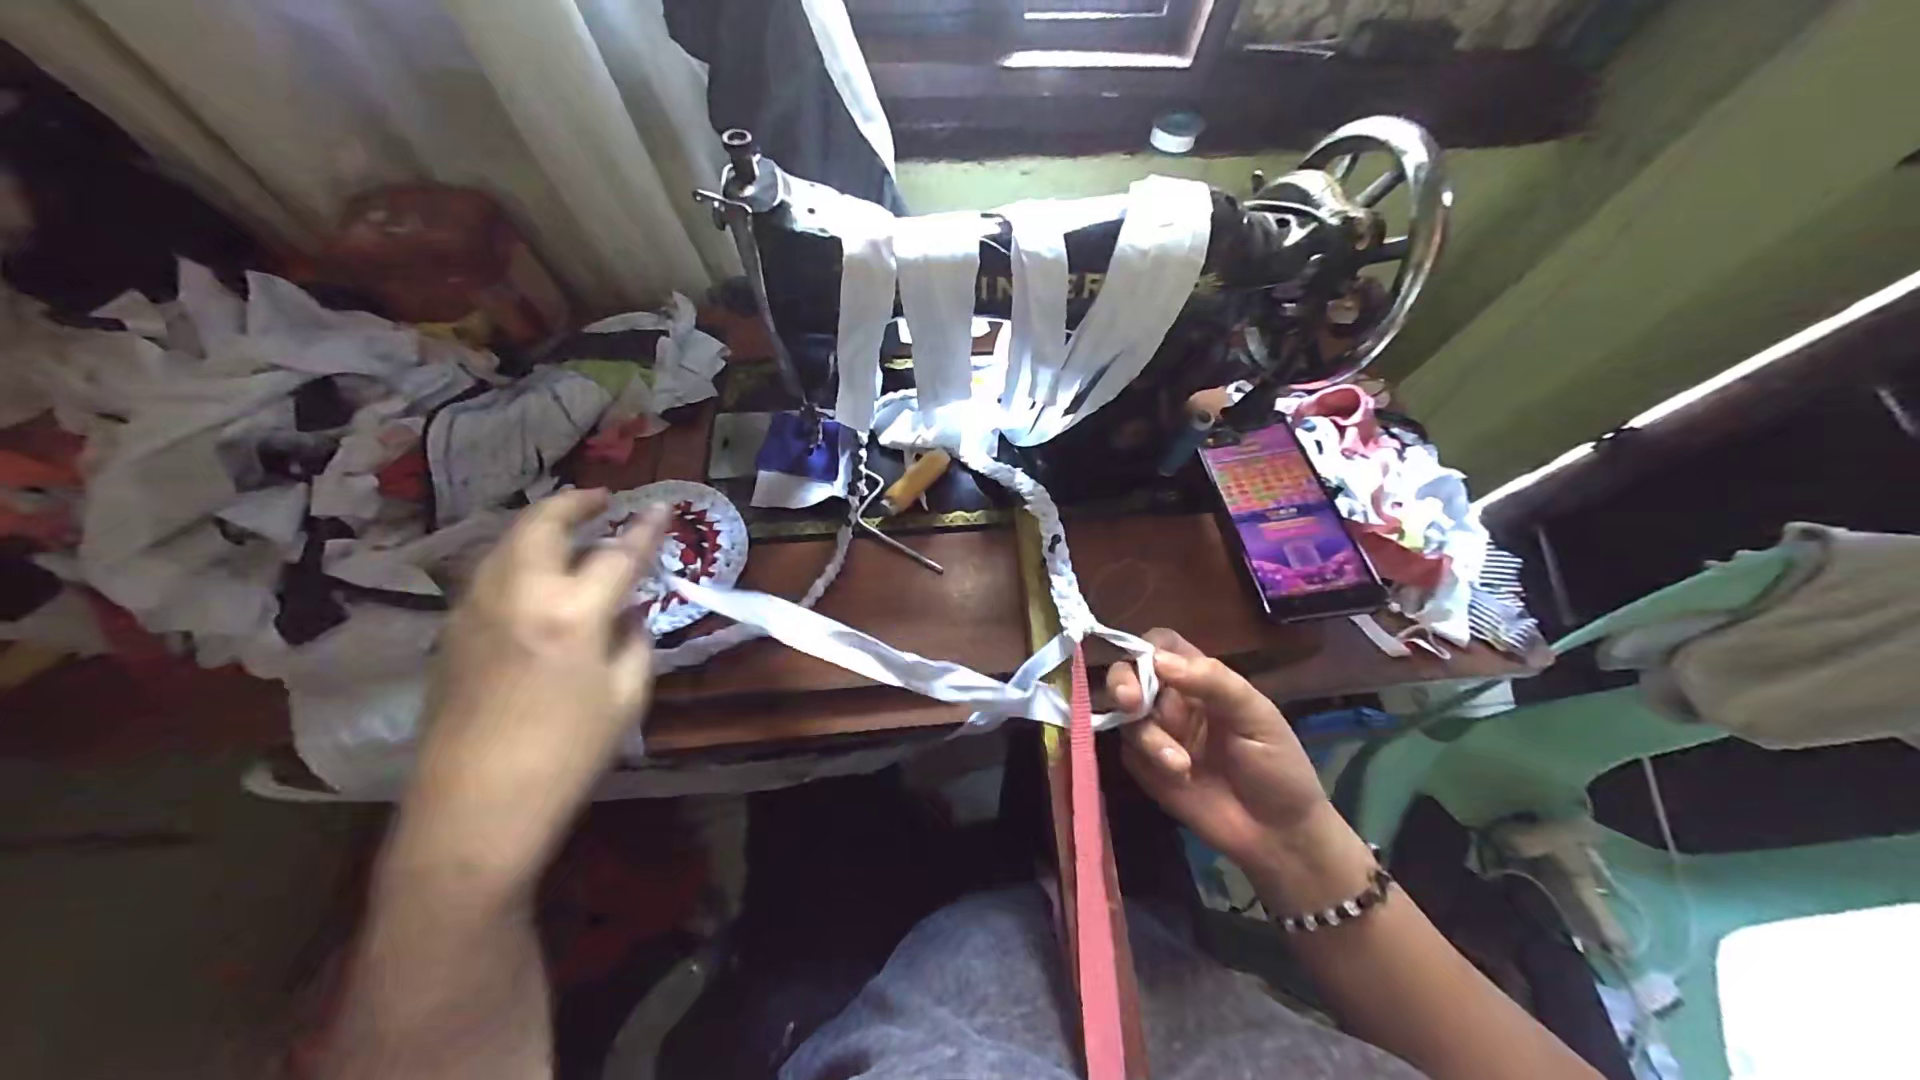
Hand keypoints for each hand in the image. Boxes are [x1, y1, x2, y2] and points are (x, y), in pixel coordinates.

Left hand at [394, 489, 668, 895]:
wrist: (474, 809)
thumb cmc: (567, 756)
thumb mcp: (625, 697)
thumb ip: (634, 642)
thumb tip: (631, 612)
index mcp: (571, 614)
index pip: (618, 554)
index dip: (645, 528)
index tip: (663, 506)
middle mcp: (517, 596)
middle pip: (542, 526)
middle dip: (575, 503)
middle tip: (602, 498)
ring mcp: (474, 611)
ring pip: (506, 544)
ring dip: (541, 526)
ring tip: (570, 528)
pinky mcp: (452, 633)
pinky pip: (488, 574)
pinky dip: (517, 557)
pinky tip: (535, 575)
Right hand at [1109, 629, 1373, 907]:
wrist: (1278, 836)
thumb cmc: (1278, 766)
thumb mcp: (1257, 715)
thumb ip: (1213, 681)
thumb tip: (1158, 659)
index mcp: (1200, 678)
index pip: (1161, 645)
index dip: (1146, 648)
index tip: (1147, 665)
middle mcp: (1171, 699)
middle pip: (1128, 673)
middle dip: (1122, 683)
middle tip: (1130, 702)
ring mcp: (1156, 732)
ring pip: (1125, 715)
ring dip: (1148, 737)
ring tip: (1181, 765)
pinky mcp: (1144, 766)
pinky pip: (1127, 751)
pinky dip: (1148, 760)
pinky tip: (1179, 778)